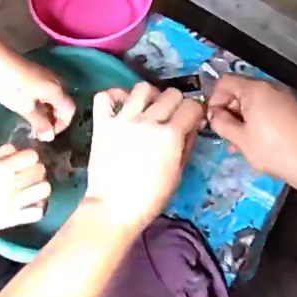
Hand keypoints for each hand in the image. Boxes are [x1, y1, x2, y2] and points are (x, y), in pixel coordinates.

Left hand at [0, 55, 75, 141]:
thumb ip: (40, 123)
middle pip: (64, 105)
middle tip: (38, 131)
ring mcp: (49, 77)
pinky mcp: (39, 74)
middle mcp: (58, 82)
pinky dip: (43, 103)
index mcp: (58, 91)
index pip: (70, 112)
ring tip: (32, 122)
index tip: (46, 135)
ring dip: (47, 112)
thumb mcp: (25, 108)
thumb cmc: (11, 86)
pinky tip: (29, 107)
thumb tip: (50, 137)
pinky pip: (48, 92)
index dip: (61, 126)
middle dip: (54, 120)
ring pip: (55, 99)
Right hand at [0, 145, 50, 245]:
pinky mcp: (13, 220)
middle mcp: (11, 185)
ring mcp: (14, 204)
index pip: (31, 156)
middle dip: (36, 169)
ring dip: (40, 186)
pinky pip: (38, 212)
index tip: (24, 159)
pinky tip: (30, 204)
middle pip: (40, 171)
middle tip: (28, 173)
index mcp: (0, 169)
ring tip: (31, 187)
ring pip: (44, 190)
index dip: (29, 156)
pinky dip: (37, 207)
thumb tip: (14, 148)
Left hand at [81, 83, 203, 230]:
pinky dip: (115, 96)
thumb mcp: (178, 173)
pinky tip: (122, 107)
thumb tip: (192, 125)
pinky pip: (106, 96)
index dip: (194, 112)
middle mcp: (148, 121)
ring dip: (150, 96)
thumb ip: (187, 145)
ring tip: (147, 109)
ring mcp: (123, 120)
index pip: (191, 106)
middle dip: (176, 103)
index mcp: (170, 136)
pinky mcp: (102, 123)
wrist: (113, 208)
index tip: (190, 121)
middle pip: (171, 93)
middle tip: (170, 117)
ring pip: (142, 87)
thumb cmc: (150, 198)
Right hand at [206, 75, 296, 188]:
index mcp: (255, 89)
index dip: (214, 99)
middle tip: (225, 134)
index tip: (213, 120)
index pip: (225, 82)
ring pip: (254, 101)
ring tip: (239, 142)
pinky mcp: (293, 109)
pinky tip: (257, 141)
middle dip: (229, 109)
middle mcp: (270, 87)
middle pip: (240, 89)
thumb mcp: (241, 139)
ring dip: (242, 117)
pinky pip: (268, 108)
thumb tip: (214, 114)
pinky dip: (258, 119)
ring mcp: (284, 97)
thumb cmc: (274, 151)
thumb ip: (222, 123)